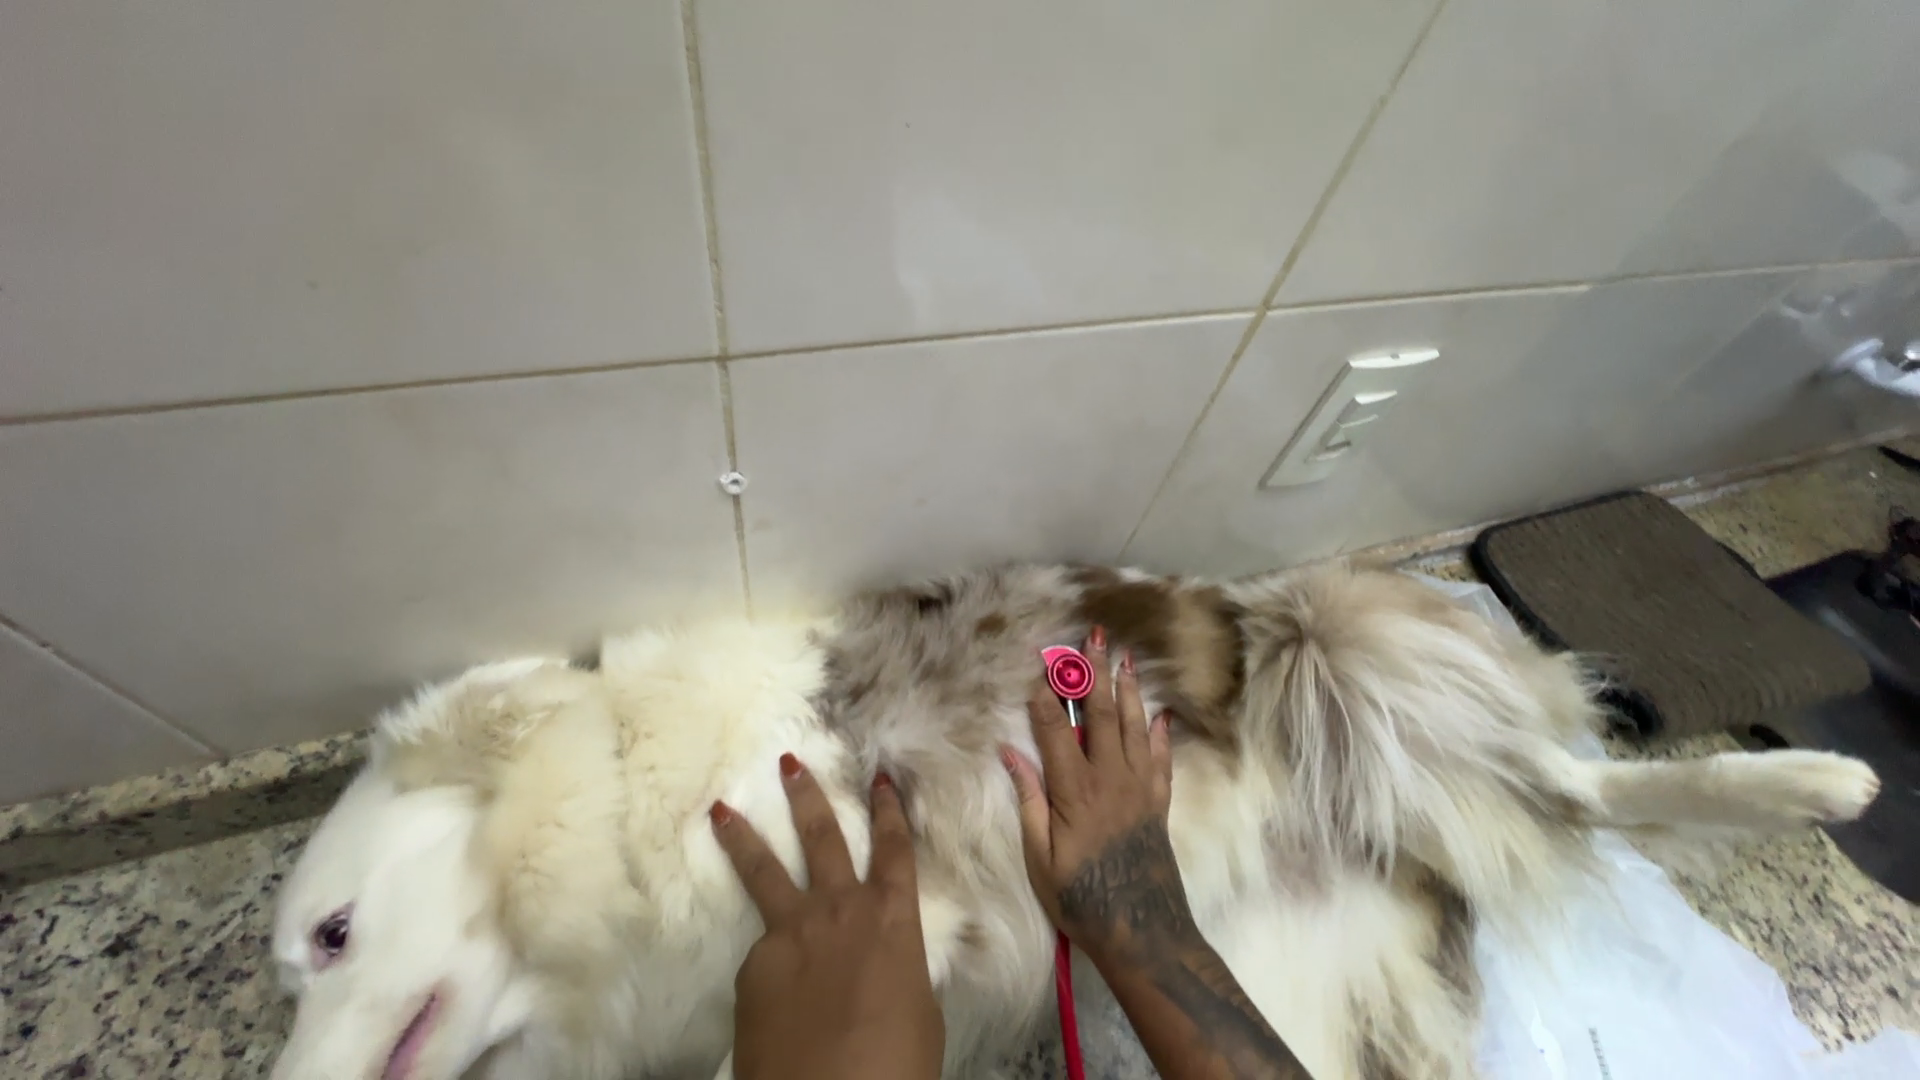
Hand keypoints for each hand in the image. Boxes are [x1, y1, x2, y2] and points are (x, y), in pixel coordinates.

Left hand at [710, 756, 944, 1079]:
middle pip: (824, 837)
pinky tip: (776, 1002)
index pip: (894, 848)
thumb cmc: (894, 1061)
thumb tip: (882, 961)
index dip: (890, 810)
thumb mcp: (917, 1008)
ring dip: (744, 836)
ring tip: (719, 809)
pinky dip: (769, 965)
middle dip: (808, 796)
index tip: (881, 777)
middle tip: (789, 763)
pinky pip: (764, 953)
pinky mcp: (756, 964)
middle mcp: (841, 908)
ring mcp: (793, 931)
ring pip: (766, 870)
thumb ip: (895, 965)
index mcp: (891, 916)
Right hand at [1000, 628, 1184, 971]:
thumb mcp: (1040, 856)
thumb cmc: (1080, 897)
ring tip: (1126, 657)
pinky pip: (1161, 758)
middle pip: (1100, 714)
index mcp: (1075, 789)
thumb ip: (1029, 800)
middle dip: (1094, 673)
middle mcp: (1110, 778)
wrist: (1141, 931)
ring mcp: (1139, 787)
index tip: (1040, 661)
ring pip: (1133, 726)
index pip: (1056, 729)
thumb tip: (1010, 753)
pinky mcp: (1158, 802)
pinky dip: (1160, 733)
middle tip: (1093, 636)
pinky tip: (1160, 713)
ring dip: (1128, 689)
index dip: (1046, 694)